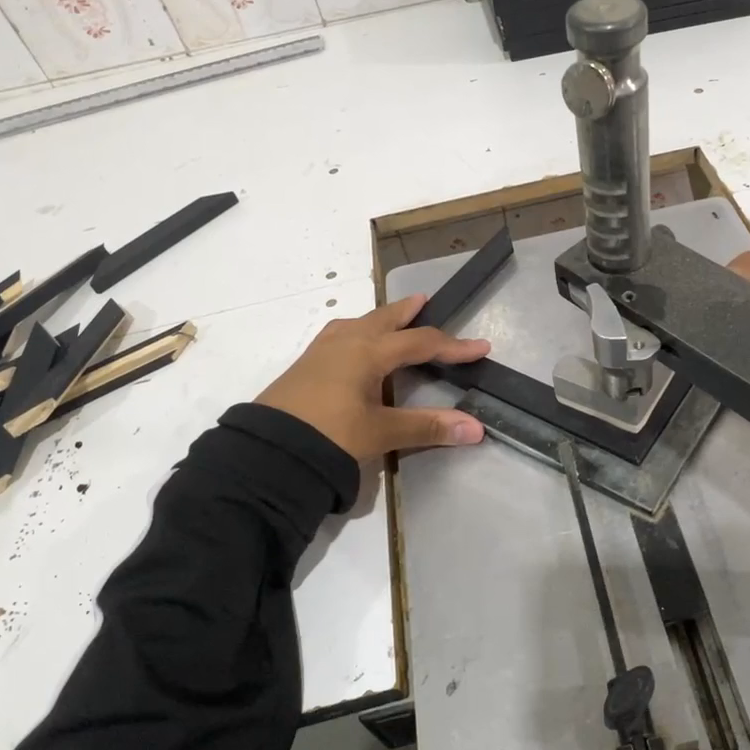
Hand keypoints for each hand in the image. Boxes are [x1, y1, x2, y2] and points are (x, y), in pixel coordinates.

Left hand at [256, 295, 490, 460]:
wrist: (268, 449)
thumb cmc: (329, 434)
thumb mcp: (381, 432)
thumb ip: (428, 427)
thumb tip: (476, 428)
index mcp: (369, 351)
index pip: (421, 343)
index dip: (453, 346)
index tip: (481, 348)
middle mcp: (346, 341)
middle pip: (385, 319)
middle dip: (408, 312)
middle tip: (425, 300)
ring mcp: (322, 351)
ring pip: (358, 324)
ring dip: (380, 320)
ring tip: (391, 319)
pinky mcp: (306, 365)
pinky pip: (340, 336)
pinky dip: (358, 333)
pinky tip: (352, 346)